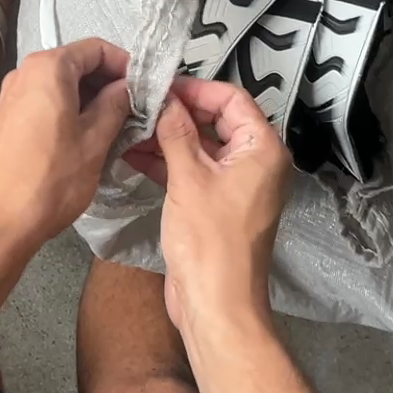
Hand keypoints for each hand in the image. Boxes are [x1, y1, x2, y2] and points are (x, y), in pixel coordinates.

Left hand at [0, 38, 132, 252]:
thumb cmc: (49, 180)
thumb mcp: (95, 141)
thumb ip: (116, 105)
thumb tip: (128, 88)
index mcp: (48, 67)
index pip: (97, 48)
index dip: (125, 65)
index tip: (143, 88)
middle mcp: (25, 72)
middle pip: (77, 63)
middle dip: (108, 82)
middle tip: (133, 110)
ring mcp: (11, 95)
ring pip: (61, 84)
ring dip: (90, 99)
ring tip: (113, 128)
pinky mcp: (6, 119)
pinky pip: (45, 101)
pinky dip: (68, 111)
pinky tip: (83, 140)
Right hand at [123, 77, 289, 342]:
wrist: (215, 307)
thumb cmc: (211, 244)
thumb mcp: (188, 178)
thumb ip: (176, 131)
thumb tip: (164, 97)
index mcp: (261, 149)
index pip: (230, 99)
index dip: (195, 89)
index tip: (162, 86)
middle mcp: (255, 162)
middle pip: (215, 119)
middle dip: (177, 112)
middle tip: (141, 104)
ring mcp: (235, 183)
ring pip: (201, 145)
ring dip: (168, 136)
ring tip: (131, 126)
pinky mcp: (217, 203)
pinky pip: (194, 169)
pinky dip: (168, 160)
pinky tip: (134, 154)